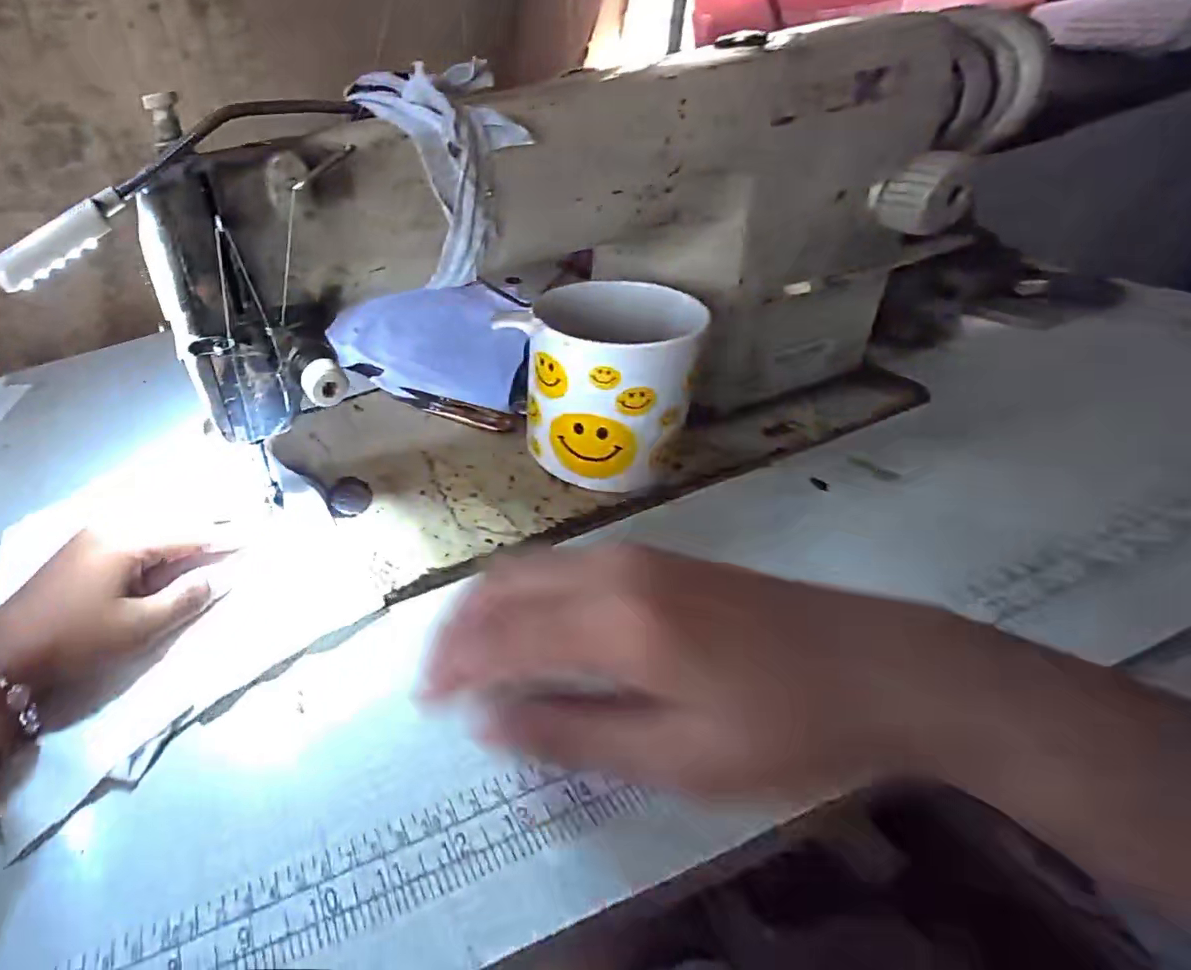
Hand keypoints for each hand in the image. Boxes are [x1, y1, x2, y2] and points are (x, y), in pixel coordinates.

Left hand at [0, 529, 227, 693]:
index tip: (251, 533)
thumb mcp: (134, 629)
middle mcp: (111, 524)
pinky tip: (166, 524)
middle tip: (239, 508)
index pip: (185, 533)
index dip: (219, 536)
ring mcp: (93, 530)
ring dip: (180, 514)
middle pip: (168, 512)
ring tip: (211, 512)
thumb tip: (213, 580)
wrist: (7, 651)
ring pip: (148, 513)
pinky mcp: (83, 544)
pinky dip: (156, 521)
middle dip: (204, 514)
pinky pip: (130, 521)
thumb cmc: (76, 640)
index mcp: (126, 540)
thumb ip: (179, 601)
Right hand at [423, 544, 1040, 799]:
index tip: (427, 700)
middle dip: (454, 633)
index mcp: (617, 626)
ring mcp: (621, 555)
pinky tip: (516, 627)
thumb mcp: (682, 760)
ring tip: (463, 654)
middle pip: (496, 591)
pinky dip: (512, 596)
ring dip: (478, 611)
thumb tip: (486, 724)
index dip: (454, 668)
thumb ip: (573, 736)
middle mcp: (605, 573)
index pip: (502, 639)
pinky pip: (547, 567)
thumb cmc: (788, 728)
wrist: (888, 663)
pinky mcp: (637, 555)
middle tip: (436, 678)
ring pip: (516, 571)